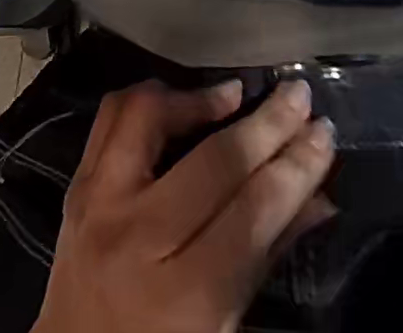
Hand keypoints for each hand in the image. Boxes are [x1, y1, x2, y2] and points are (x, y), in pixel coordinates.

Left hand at [31, 78, 337, 332]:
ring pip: (154, 121)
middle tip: (300, 95)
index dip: (297, 166)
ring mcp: (99, 206)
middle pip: (215, 162)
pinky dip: (153, 97)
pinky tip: (185, 98)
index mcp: (184, 296)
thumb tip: (322, 195)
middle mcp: (137, 241)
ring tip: (238, 93)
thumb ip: (271, 252)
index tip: (324, 132)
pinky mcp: (77, 185)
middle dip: (269, 123)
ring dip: (202, 97)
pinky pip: (112, 117)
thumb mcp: (226, 325)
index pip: (254, 211)